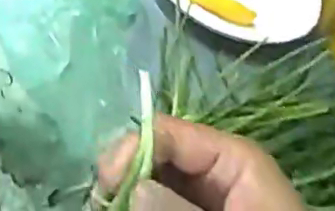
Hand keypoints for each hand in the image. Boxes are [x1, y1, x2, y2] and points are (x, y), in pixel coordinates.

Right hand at [97, 114, 302, 210]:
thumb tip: (132, 187)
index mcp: (233, 160)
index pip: (167, 131)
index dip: (131, 149)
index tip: (104, 181)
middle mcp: (217, 172)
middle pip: (155, 158)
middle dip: (126, 180)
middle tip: (101, 204)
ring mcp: (206, 201)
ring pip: (153, 188)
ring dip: (130, 200)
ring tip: (108, 208)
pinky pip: (162, 206)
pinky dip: (143, 208)